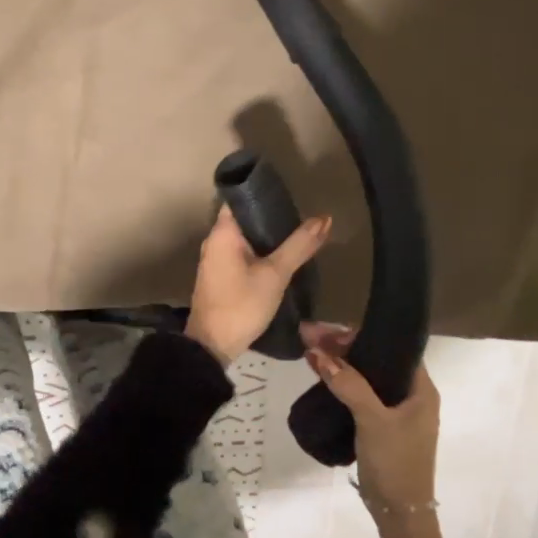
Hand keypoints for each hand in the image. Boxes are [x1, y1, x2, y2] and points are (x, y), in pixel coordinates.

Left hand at [183, 206, 331, 363]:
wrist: (212, 344)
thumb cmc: (242, 304)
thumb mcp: (275, 274)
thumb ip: (299, 246)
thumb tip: (324, 218)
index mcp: (222, 233)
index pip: (239, 199)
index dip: (262, 193)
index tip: (288, 192)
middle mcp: (214, 241)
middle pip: (243, 218)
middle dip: (269, 216)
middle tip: (300, 214)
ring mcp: (214, 259)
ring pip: (243, 237)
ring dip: (265, 236)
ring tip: (295, 233)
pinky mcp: (219, 275)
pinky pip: (240, 253)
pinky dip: (258, 252)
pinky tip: (279, 257)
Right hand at [302, 323, 452, 537]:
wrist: (400, 512)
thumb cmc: (396, 462)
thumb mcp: (373, 421)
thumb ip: (348, 385)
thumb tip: (318, 353)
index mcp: (421, 389)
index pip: (393, 347)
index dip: (363, 335)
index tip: (330, 331)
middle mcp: (410, 395)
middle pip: (376, 359)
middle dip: (343, 346)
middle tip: (310, 337)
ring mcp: (394, 411)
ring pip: (365, 376)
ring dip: (339, 363)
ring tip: (308, 351)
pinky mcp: (379, 425)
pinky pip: (358, 393)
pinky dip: (340, 382)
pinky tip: (319, 376)